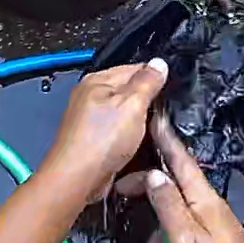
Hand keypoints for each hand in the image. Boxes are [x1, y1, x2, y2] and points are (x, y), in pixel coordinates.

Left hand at [39, 60, 169, 193]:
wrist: (77, 179)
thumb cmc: (99, 141)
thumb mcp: (133, 105)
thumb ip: (147, 82)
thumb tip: (158, 63)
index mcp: (98, 80)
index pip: (135, 68)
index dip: (155, 79)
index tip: (166, 93)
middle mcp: (90, 97)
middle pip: (129, 92)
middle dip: (146, 104)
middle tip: (157, 117)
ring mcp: (90, 120)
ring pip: (125, 114)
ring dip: (137, 124)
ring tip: (144, 135)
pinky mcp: (93, 140)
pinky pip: (117, 133)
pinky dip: (127, 139)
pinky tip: (132, 147)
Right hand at [120, 113, 243, 242]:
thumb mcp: (183, 240)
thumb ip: (167, 205)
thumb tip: (155, 175)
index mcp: (204, 200)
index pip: (181, 160)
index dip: (165, 139)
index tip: (154, 118)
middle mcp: (208, 210)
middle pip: (170, 193)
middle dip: (147, 203)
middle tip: (121, 196)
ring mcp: (210, 231)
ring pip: (170, 227)